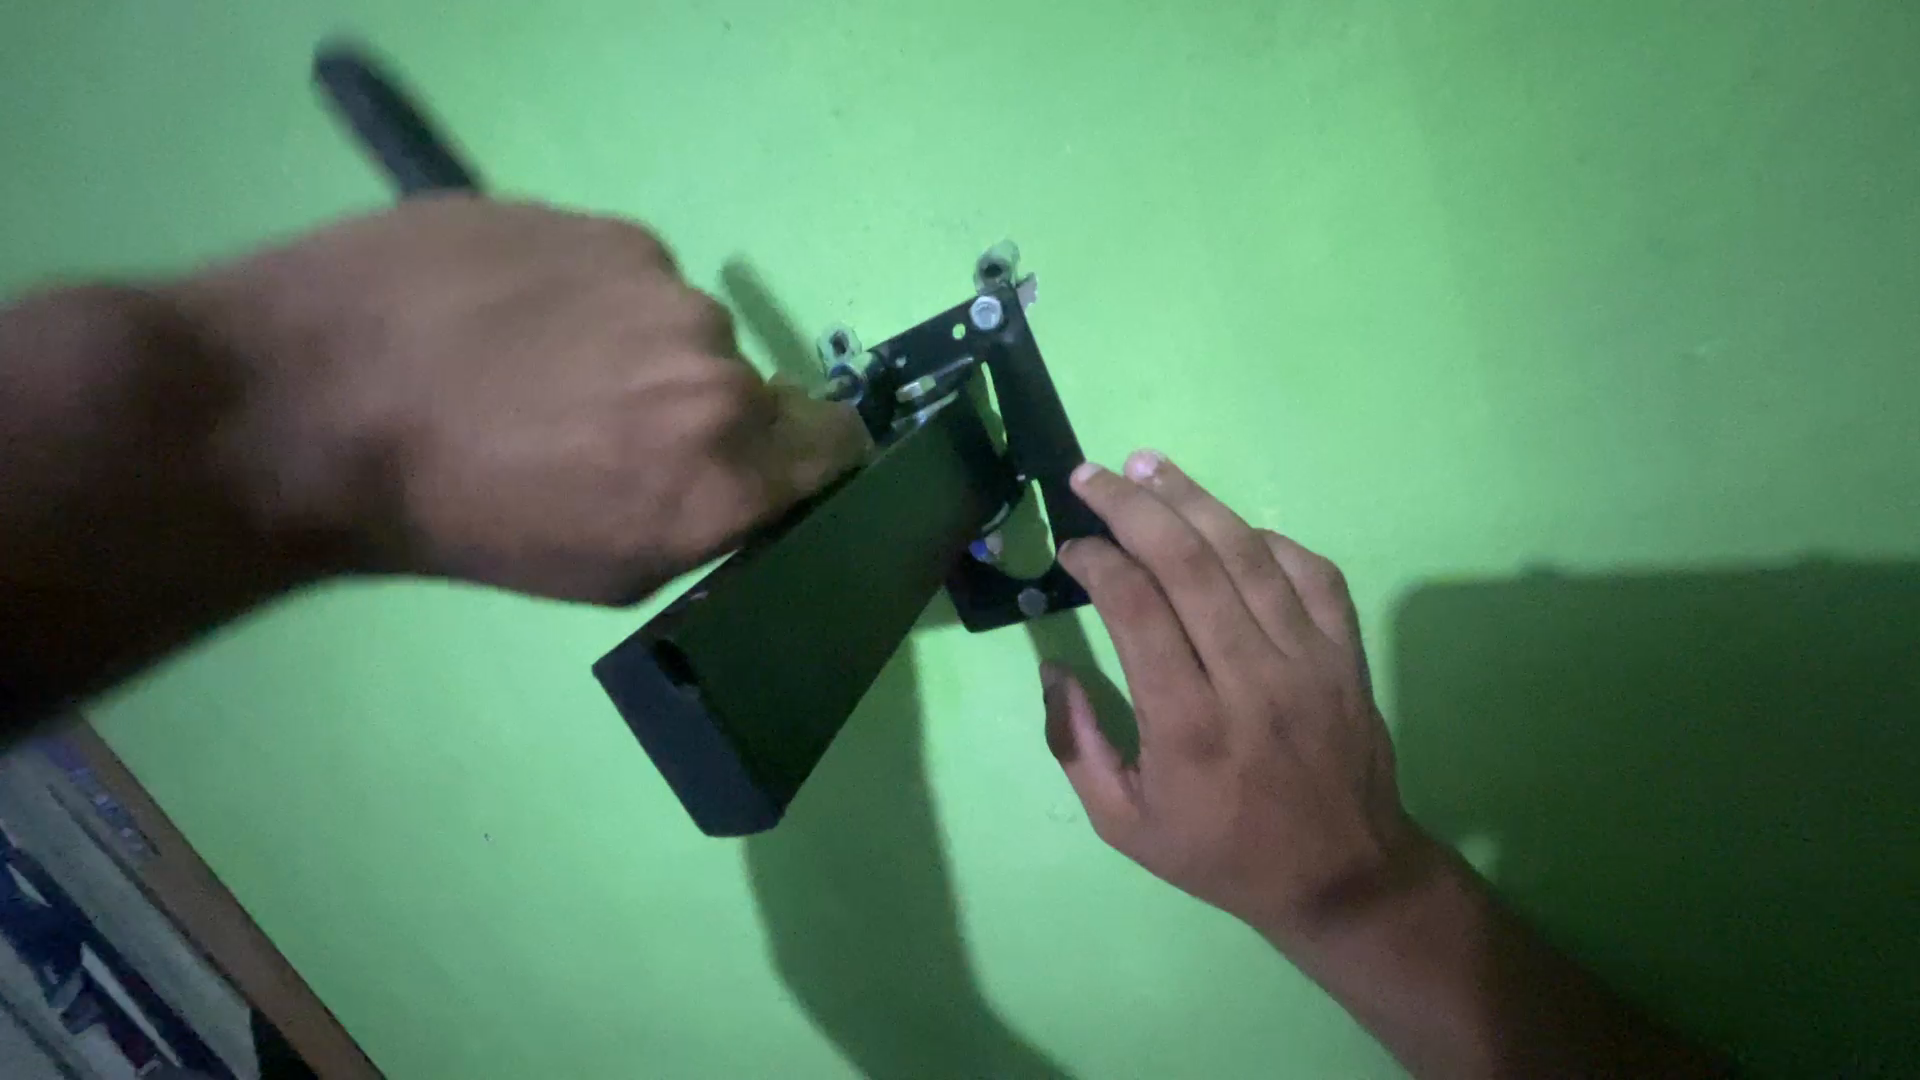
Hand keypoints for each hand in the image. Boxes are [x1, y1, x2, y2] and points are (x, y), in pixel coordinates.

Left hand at [175, 196, 868, 602]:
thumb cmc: (469, 522)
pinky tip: (528, 317)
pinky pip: (637, 278)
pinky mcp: (608, 229)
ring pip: (693, 330)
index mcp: (729, 471)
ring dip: (654, 352)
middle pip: (761, 390)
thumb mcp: (615, 571)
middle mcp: (720, 372)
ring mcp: (665, 290)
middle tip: (625, 425)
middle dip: (715, 414)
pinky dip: (604, 301)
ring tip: (557, 366)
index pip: (840, 445)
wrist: (310, 405)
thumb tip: (759, 484)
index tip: (781, 462)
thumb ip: (714, 525)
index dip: (814, 455)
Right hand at [1043, 450, 1426, 941]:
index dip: (1097, 562)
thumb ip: (1074, 744)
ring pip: (1247, 554)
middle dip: (1132, 507)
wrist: (1344, 878)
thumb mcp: (1121, 823)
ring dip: (1192, 499)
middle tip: (1091, 475)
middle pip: (1188, 564)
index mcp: (1188, 725)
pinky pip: (1311, 571)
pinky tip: (1228, 525)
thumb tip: (1051, 668)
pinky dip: (1265, 538)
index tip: (1072, 549)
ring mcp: (1309, 660)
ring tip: (1148, 465)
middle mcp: (1250, 679)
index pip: (1136, 610)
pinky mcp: (1347, 654)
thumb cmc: (1220, 851)